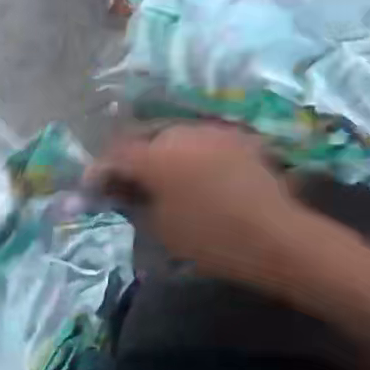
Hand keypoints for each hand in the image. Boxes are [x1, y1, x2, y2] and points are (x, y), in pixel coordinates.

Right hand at [90, 123, 317, 287]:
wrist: (275, 236)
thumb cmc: (211, 239)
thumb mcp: (161, 228)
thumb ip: (135, 202)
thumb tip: (122, 191)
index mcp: (154, 156)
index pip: (115, 154)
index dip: (101, 170)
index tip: (93, 187)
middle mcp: (179, 133)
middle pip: (145, 140)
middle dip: (133, 159)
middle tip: (129, 183)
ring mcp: (211, 131)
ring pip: (175, 137)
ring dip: (164, 154)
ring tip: (165, 179)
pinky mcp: (237, 137)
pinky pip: (202, 142)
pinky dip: (192, 155)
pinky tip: (197, 175)